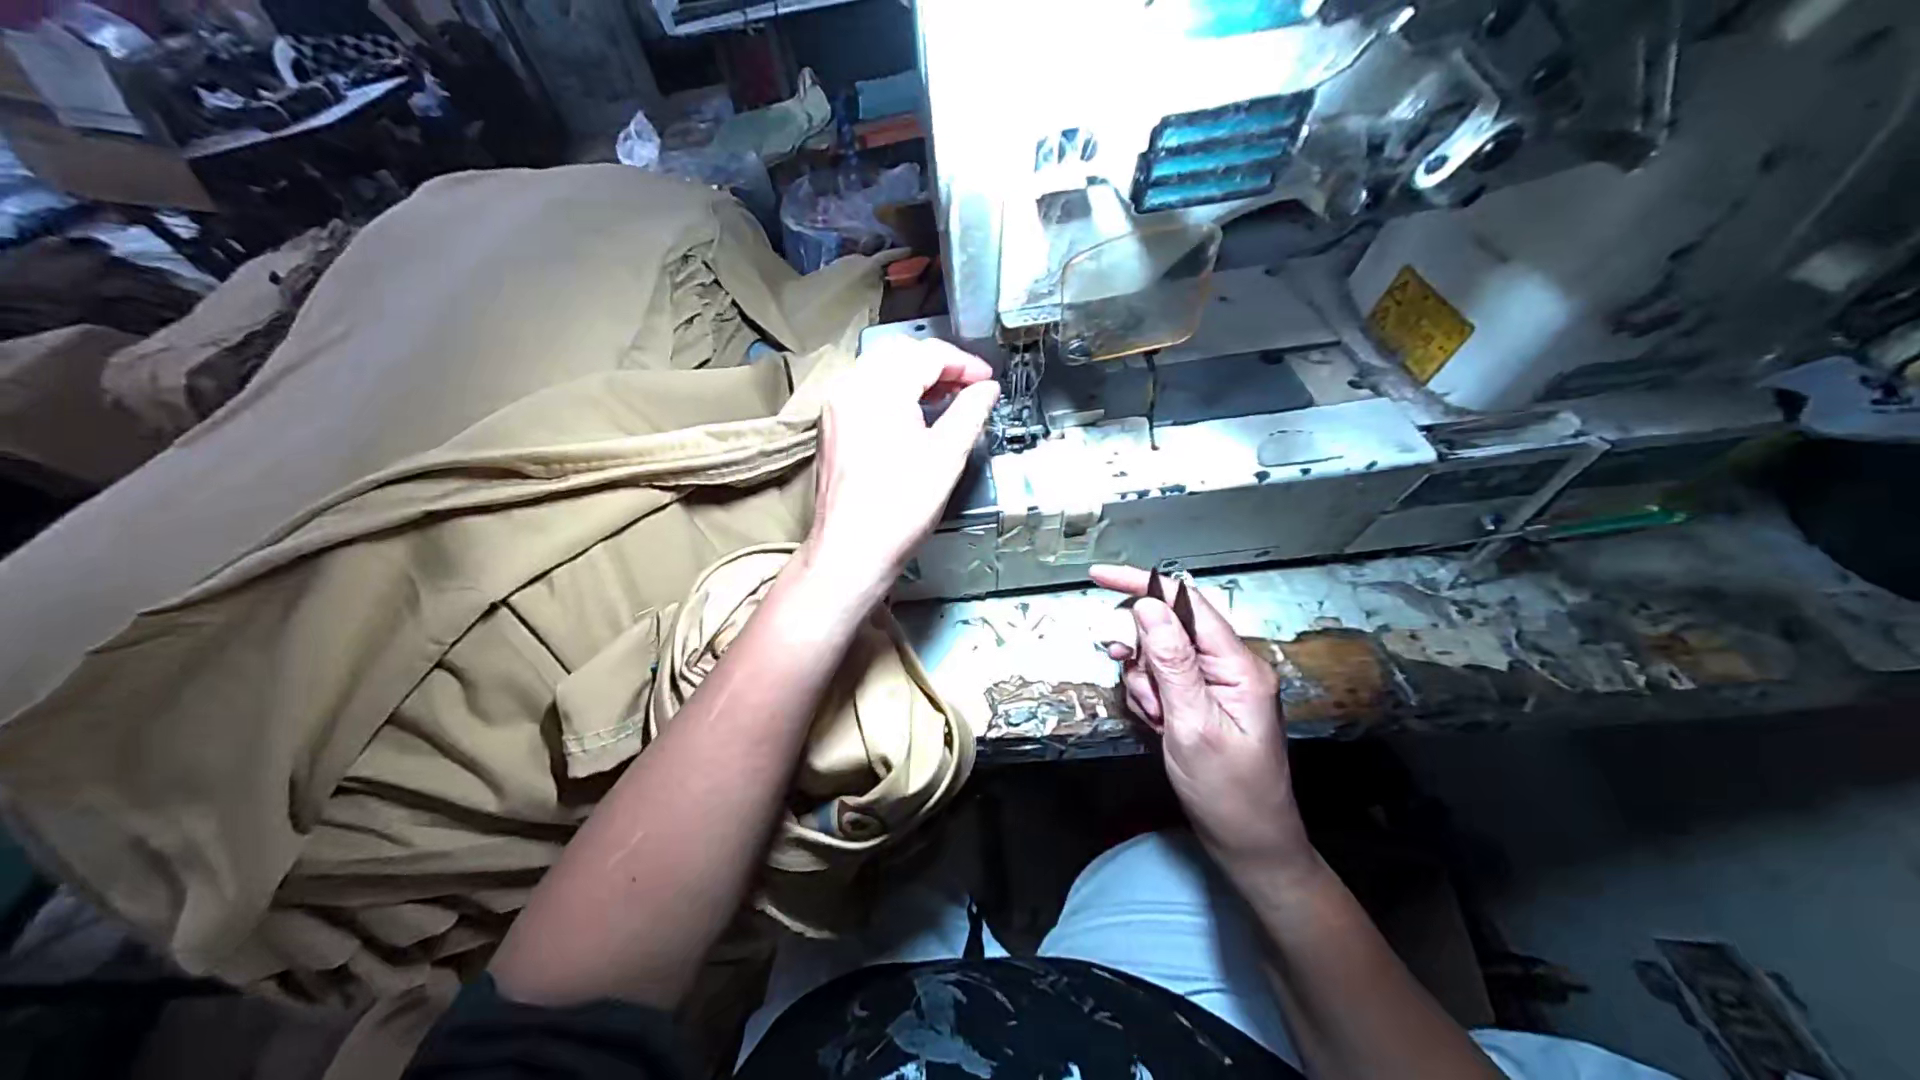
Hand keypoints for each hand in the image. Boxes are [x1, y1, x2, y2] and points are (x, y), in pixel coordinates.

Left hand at [802, 337, 998, 603]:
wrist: (851, 551)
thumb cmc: (897, 509)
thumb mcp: (947, 456)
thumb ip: (971, 412)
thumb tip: (985, 390)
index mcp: (879, 389)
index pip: (927, 354)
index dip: (964, 363)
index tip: (985, 380)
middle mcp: (851, 389)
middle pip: (901, 355)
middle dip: (939, 365)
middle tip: (970, 385)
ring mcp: (836, 408)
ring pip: (881, 371)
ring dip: (916, 377)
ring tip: (948, 399)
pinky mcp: (832, 429)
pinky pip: (865, 393)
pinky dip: (894, 394)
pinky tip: (915, 416)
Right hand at [1091, 565, 1312, 868]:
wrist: (1249, 844)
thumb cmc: (1228, 792)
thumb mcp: (1193, 725)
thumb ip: (1171, 662)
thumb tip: (1148, 606)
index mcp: (1238, 665)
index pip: (1188, 604)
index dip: (1143, 585)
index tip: (1100, 577)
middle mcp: (1229, 665)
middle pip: (1169, 628)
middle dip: (1142, 652)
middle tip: (1137, 687)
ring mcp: (1216, 683)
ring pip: (1160, 656)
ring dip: (1145, 682)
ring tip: (1157, 719)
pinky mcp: (1203, 700)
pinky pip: (1164, 680)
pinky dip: (1151, 697)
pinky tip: (1159, 723)